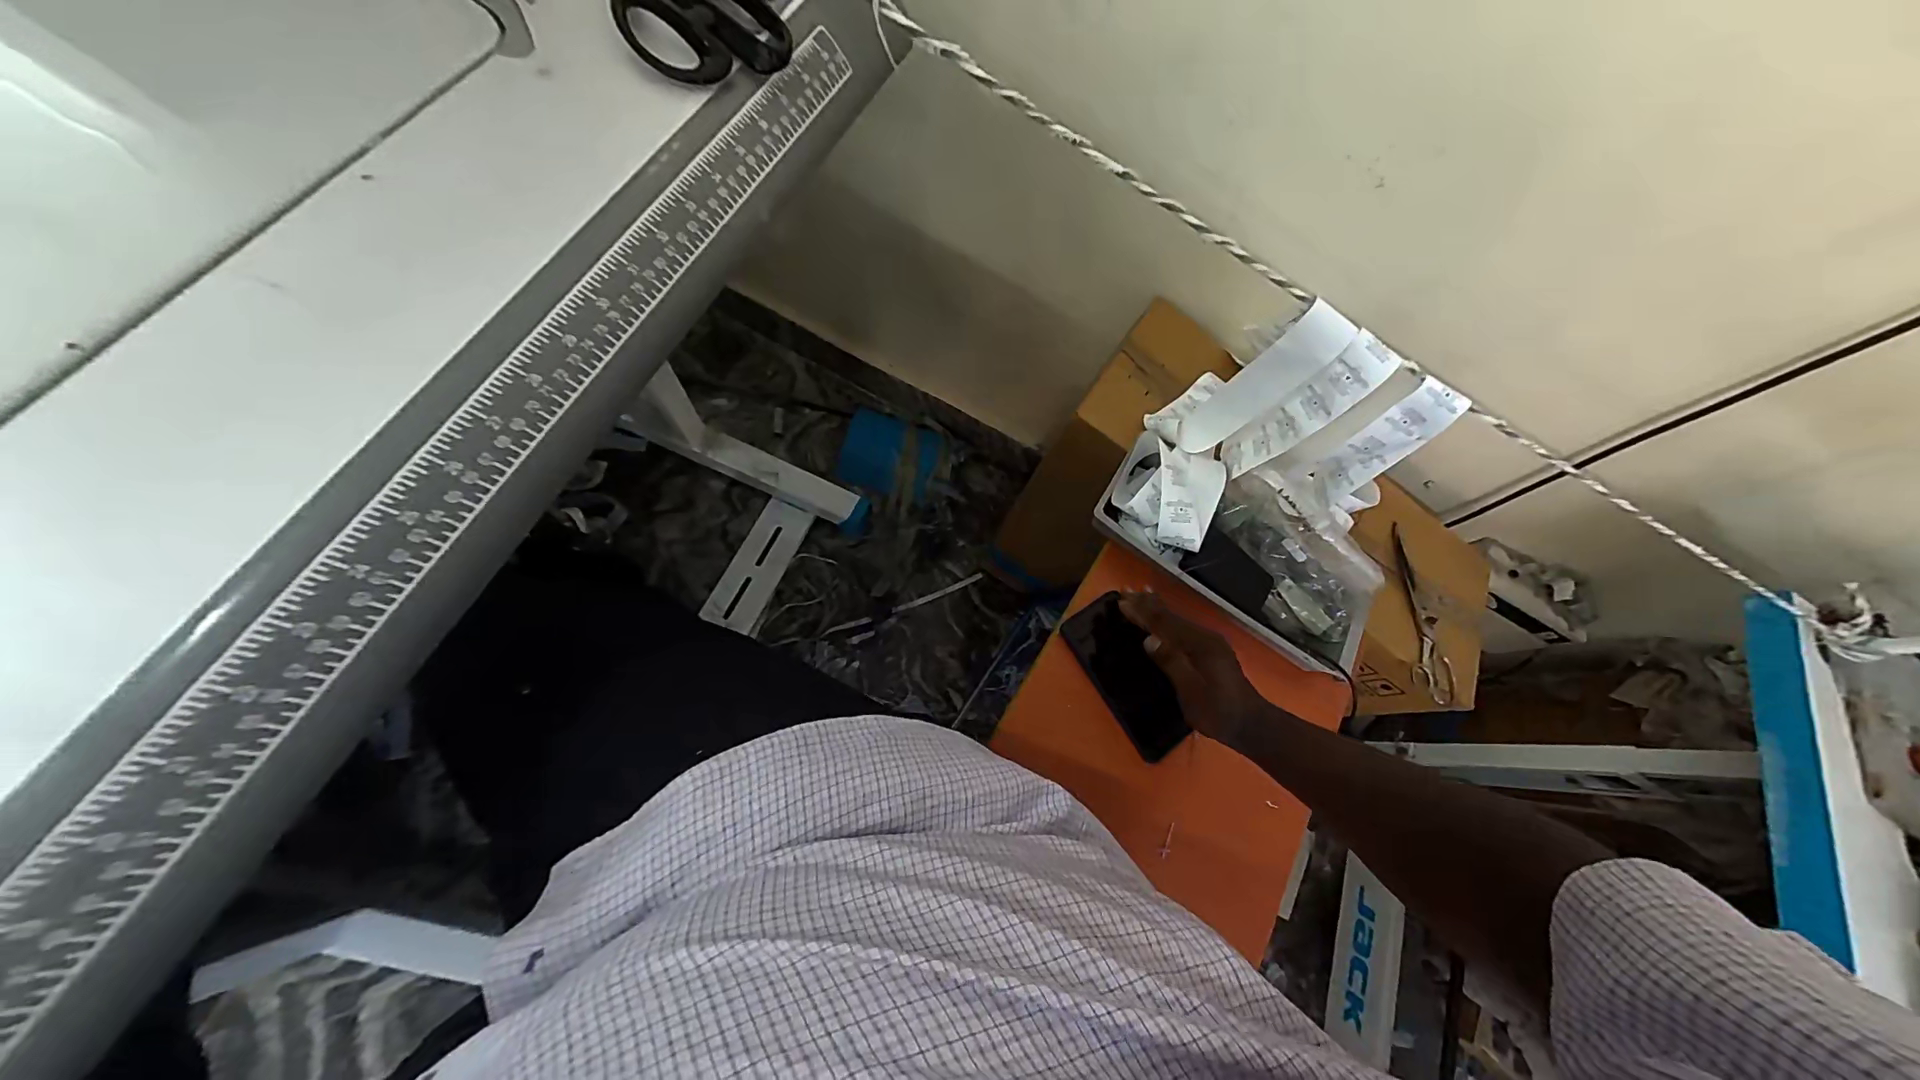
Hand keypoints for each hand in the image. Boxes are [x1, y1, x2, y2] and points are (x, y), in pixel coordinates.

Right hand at [1118, 591, 1269, 747]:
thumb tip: (1149, 640)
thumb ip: (1171, 663)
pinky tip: (1164, 618)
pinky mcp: (1211, 650)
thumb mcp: (1191, 691)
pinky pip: (1183, 627)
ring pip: (1177, 620)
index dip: (1142, 612)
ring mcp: (1210, 643)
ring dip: (1156, 608)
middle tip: (1126, 590)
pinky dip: (1168, 619)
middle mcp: (1205, 637)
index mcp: (1199, 644)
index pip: (1164, 623)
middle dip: (1147, 603)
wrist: (1252, 725)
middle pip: (1171, 617)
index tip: (1121, 601)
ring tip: (1141, 594)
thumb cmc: (1218, 711)